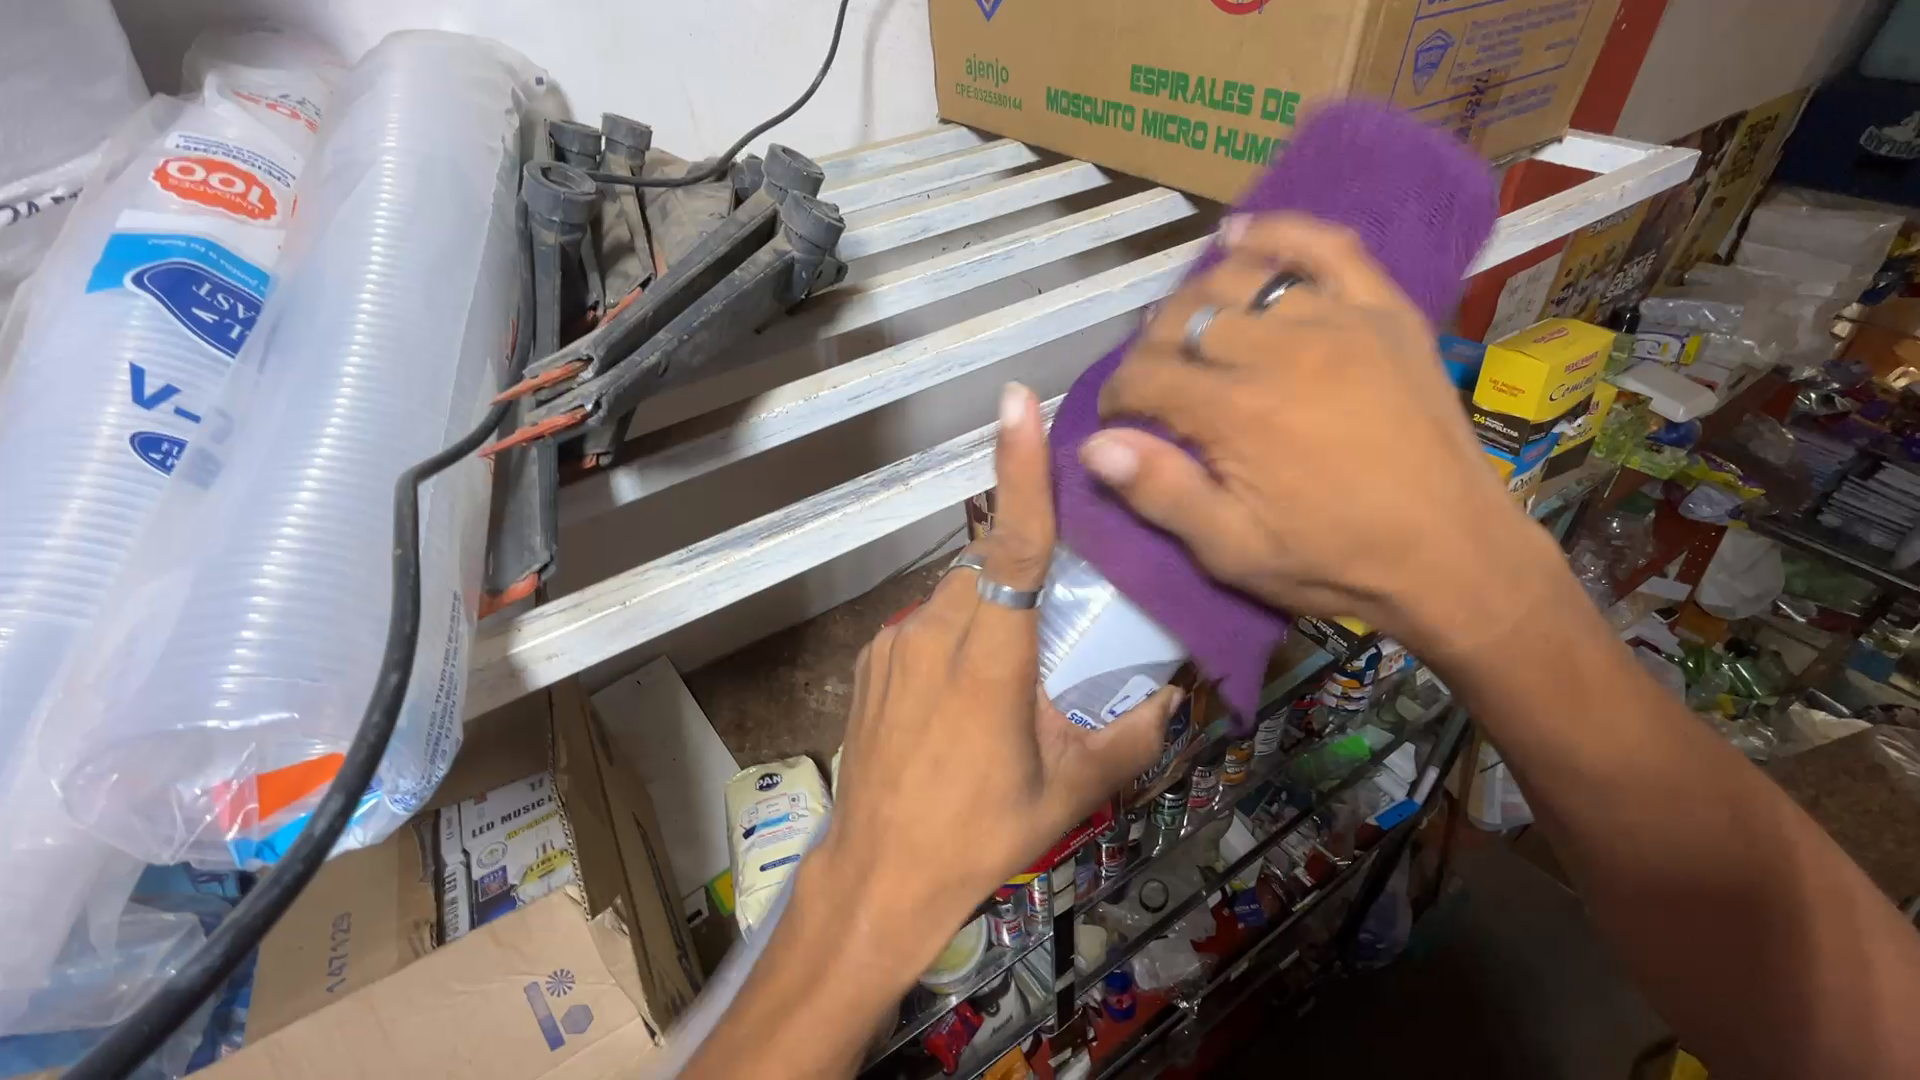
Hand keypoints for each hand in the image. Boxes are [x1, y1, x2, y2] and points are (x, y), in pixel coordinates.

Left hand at [819, 382, 1182, 973]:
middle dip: (1023, 576)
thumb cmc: (979, 834)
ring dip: (987, 615)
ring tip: (997, 688)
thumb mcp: (1069, 791)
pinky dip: (951, 637)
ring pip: (956, 595)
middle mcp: (934, 632)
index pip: (1015, 546)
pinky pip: (924, 624)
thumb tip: (1170, 699)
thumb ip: (1130, 738)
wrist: (878, 874)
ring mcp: (892, 642)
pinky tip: (954, 699)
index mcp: (990, 658)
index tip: (1018, 403)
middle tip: (1046, 638)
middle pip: (989, 566)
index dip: (1021, 470)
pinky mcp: (870, 658)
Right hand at [1076, 214, 1564, 663]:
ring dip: (1198, 301)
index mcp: (1238, 413)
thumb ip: (1160, 492)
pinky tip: (1241, 236)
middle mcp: (1282, 351)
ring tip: (1190, 331)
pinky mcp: (1385, 313)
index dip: (1119, 397)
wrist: (1453, 555)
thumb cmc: (1332, 562)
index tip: (1118, 421)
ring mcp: (1340, 322)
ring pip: (1241, 280)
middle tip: (1154, 385)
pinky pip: (1327, 246)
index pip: (1146, 376)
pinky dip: (1279, 232)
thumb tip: (1093, 445)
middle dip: (1151, 350)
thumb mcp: (1231, 550)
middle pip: (1184, 321)